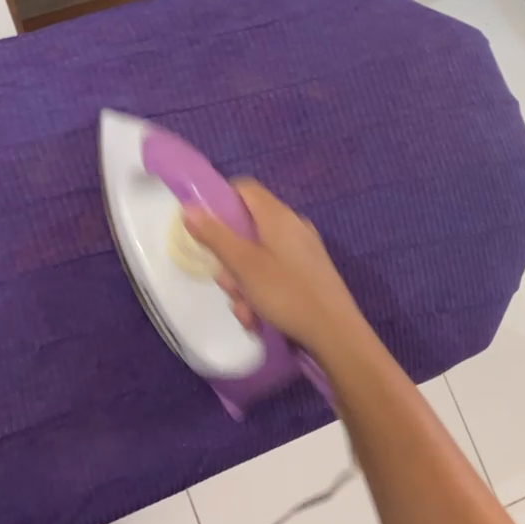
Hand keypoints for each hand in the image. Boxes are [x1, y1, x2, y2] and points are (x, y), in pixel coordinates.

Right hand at [183, 179, 373, 358]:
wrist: (335, 334)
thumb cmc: (287, 294)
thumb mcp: (243, 265)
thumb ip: (215, 236)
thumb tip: (189, 207)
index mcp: (278, 216)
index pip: (244, 189)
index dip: (220, 202)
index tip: (204, 229)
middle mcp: (293, 227)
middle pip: (246, 230)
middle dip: (230, 261)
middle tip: (228, 285)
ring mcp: (302, 252)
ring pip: (256, 260)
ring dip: (243, 286)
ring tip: (247, 312)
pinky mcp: (308, 275)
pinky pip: (273, 276)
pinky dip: (261, 295)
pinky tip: (260, 319)